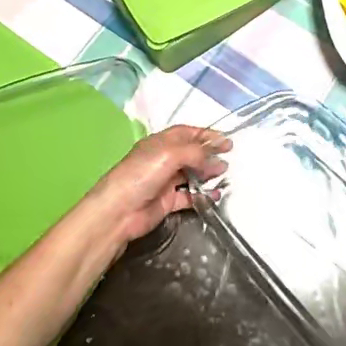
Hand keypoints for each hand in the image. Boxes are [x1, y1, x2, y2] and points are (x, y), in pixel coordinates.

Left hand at [67, 126, 228, 249]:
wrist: (118, 212)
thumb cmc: (141, 175)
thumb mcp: (169, 155)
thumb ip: (196, 153)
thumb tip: (216, 159)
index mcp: (160, 143)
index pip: (187, 133)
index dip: (206, 135)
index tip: (227, 141)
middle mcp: (163, 160)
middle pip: (191, 153)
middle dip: (209, 155)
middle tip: (227, 159)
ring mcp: (165, 181)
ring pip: (191, 174)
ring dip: (207, 174)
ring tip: (223, 175)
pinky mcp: (167, 201)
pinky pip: (189, 196)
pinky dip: (202, 195)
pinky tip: (214, 196)